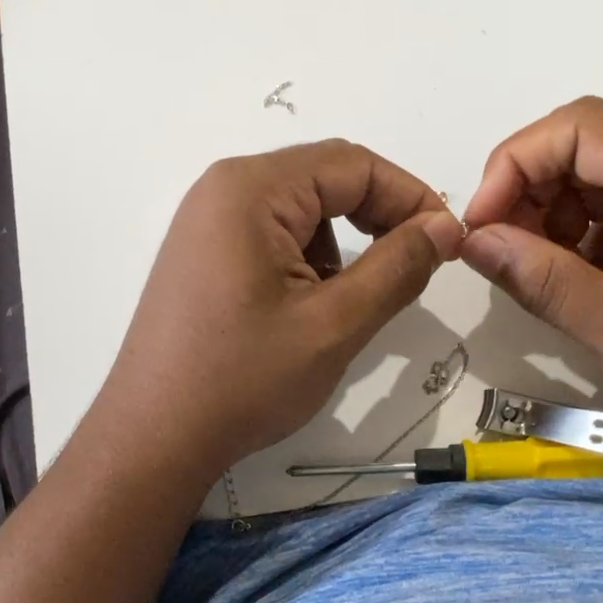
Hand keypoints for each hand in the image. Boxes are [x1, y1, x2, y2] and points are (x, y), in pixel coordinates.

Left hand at [86, 139, 464, 480]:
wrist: (154, 438)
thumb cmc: (242, 381)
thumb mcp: (334, 326)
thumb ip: (397, 268)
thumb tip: (445, 226)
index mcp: (251, 189)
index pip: (352, 165)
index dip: (410, 198)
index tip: (448, 244)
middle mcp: (222, 192)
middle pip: (323, 182)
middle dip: (376, 223)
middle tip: (411, 274)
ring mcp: (204, 226)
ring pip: (299, 216)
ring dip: (340, 252)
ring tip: (344, 312)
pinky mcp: (200, 261)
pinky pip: (270, 242)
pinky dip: (305, 268)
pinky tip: (303, 318)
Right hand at [459, 98, 602, 471]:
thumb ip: (545, 282)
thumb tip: (471, 242)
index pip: (583, 127)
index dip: (516, 164)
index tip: (478, 226)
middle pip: (586, 147)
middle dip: (527, 194)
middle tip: (497, 255)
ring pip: (593, 181)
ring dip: (547, 220)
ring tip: (532, 275)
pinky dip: (574, 241)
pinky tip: (568, 283)